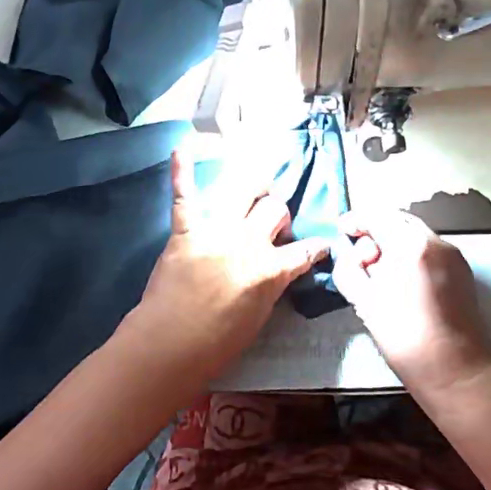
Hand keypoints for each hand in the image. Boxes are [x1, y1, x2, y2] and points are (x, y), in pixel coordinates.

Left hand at [123, 152, 331, 377]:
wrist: (171, 342)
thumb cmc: (217, 342)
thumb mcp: (259, 317)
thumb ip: (271, 286)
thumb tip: (276, 272)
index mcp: (272, 268)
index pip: (305, 250)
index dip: (315, 248)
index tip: (319, 246)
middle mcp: (249, 241)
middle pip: (276, 210)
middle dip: (279, 215)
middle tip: (272, 225)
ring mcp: (216, 231)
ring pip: (243, 190)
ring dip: (253, 184)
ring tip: (256, 186)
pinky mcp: (185, 230)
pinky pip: (185, 194)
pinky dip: (182, 170)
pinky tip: (183, 147)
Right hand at [332, 210, 490, 394]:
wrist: (456, 371)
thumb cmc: (404, 336)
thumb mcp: (362, 300)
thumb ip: (349, 268)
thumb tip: (353, 253)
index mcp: (410, 245)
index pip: (377, 216)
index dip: (356, 220)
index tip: (342, 229)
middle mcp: (437, 243)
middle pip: (400, 222)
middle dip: (376, 229)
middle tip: (357, 249)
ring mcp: (454, 257)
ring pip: (416, 237)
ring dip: (394, 242)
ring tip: (377, 268)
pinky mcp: (463, 274)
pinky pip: (429, 252)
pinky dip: (410, 255)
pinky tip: (399, 279)